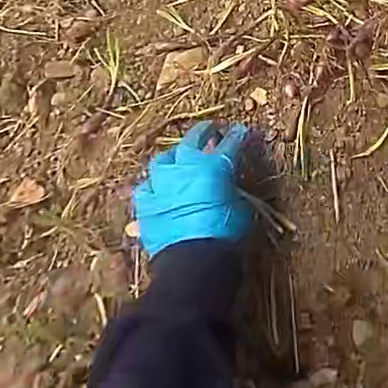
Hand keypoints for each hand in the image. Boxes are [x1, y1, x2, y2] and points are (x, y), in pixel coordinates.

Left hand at [131, 122, 253, 256]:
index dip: (239, 134)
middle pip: (194, 138)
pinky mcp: (145, 201)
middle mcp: (186, 166)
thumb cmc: (224, 231)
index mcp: (215, 164)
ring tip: (180, 158)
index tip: (242, 129)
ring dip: (175, 156)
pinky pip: (147, 187)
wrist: (192, 258)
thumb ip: (231, 186)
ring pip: (164, 159)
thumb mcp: (239, 205)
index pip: (231, 141)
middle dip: (205, 131)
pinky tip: (159, 189)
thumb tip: (226, 182)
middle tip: (212, 129)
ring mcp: (162, 182)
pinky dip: (155, 186)